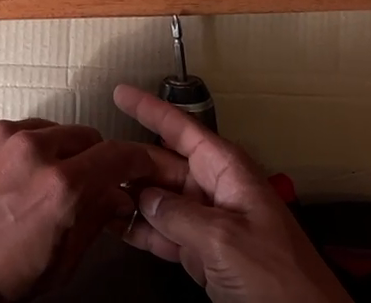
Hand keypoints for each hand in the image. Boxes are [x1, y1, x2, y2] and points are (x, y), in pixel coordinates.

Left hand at [0, 117, 184, 300]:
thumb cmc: (2, 273)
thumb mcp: (62, 260)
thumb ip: (96, 219)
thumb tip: (118, 196)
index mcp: (62, 188)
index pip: (118, 156)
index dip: (140, 159)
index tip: (146, 164)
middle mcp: (37, 152)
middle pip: (90, 137)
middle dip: (97, 159)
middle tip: (92, 182)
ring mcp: (9, 137)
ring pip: (58, 130)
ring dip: (65, 150)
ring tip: (52, 179)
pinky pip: (26, 129)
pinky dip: (34, 145)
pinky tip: (25, 171)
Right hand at [113, 84, 349, 302]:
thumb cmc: (277, 278)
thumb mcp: (223, 240)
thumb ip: (177, 214)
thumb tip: (143, 198)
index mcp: (228, 172)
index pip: (182, 130)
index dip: (151, 110)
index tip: (120, 92)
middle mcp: (216, 191)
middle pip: (164, 164)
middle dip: (131, 160)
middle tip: (93, 160)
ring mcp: (209, 225)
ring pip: (160, 200)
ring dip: (129, 196)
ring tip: (93, 190)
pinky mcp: (204, 256)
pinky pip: (165, 233)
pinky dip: (140, 230)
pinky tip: (113, 227)